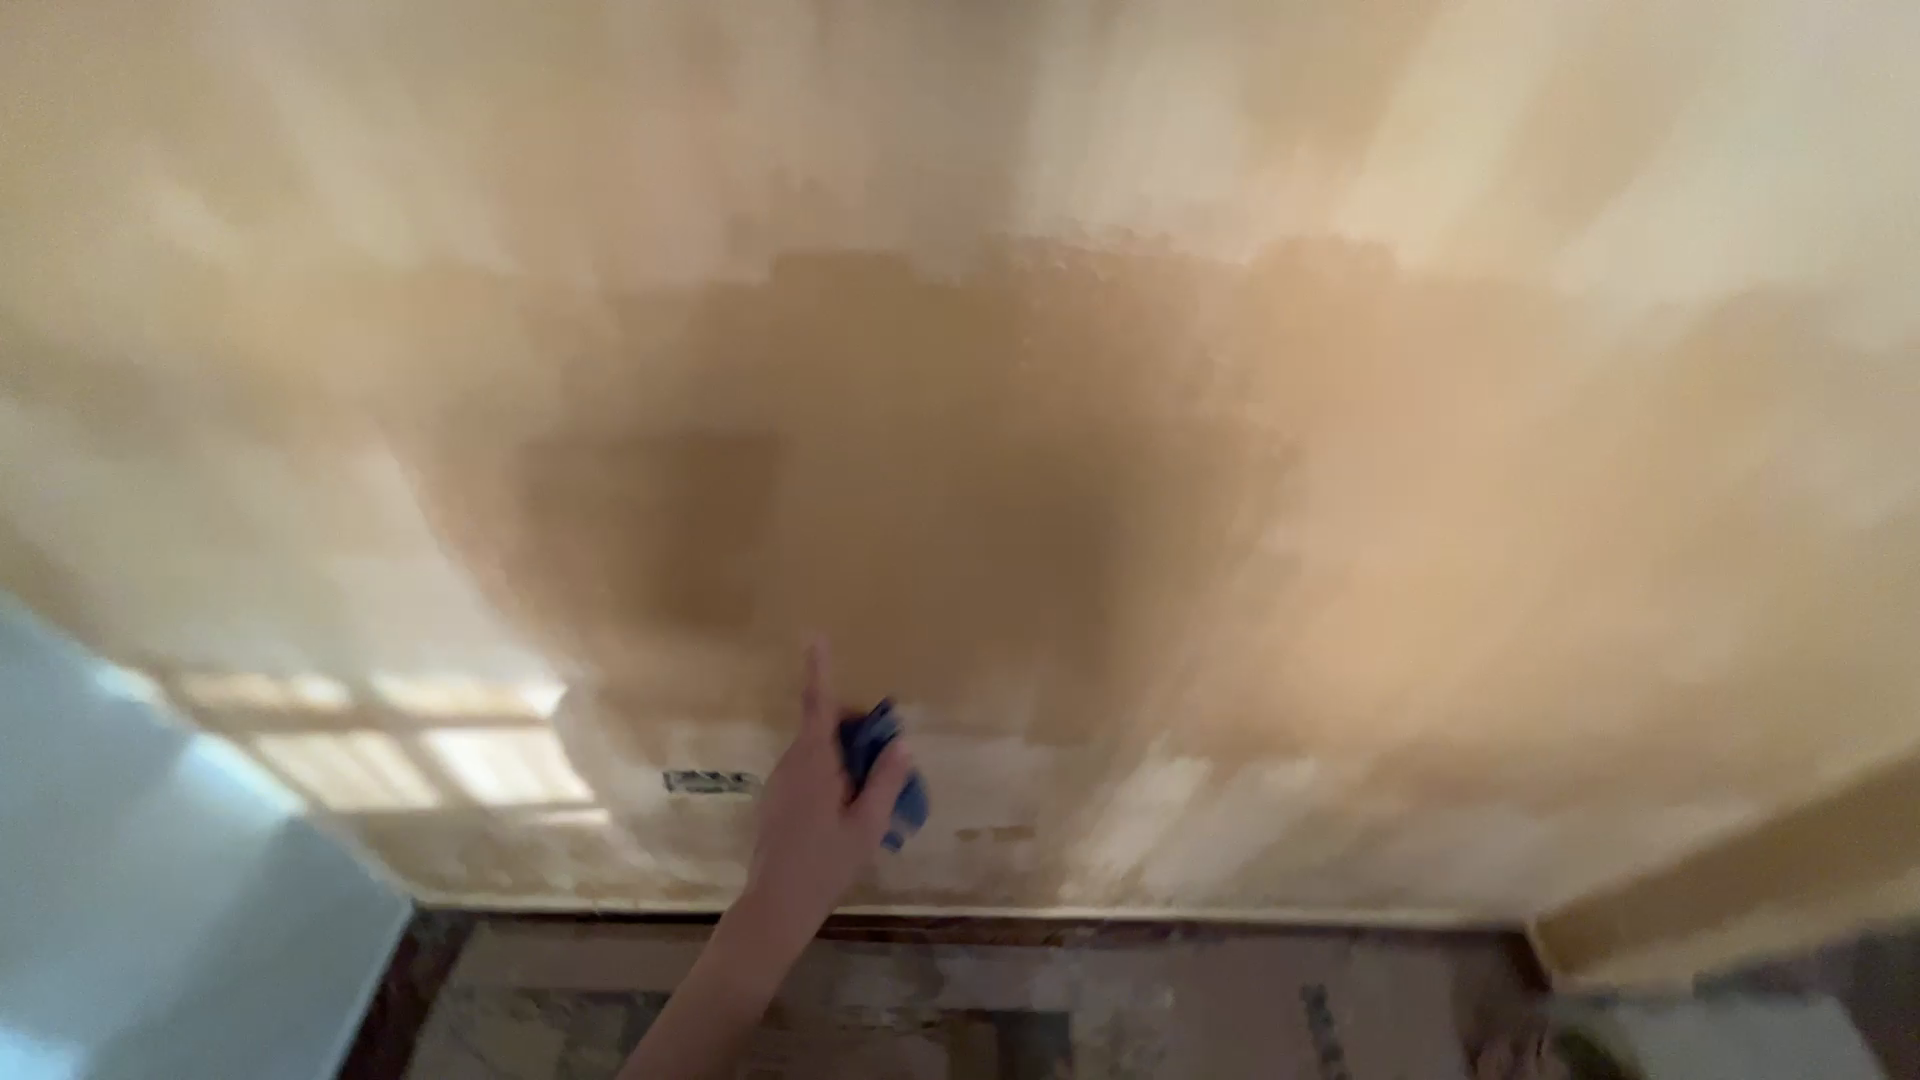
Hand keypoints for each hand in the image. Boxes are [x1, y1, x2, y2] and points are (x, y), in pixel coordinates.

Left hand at [734, 638, 912, 953]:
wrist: (776, 906)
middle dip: (858, 731)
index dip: (819, 669)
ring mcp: (780, 781)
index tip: (816, 636)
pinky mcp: (777, 799)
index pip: (818, 705)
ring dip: (847, 758)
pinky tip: (848, 813)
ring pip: (819, 751)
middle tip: (888, 763)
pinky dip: (833, 775)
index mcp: (813, 762)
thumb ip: (886, 780)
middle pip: (826, 727)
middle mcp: (792, 763)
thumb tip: (900, 744)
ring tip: (872, 799)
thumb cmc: (825, 864)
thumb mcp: (868, 824)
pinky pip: (809, 771)